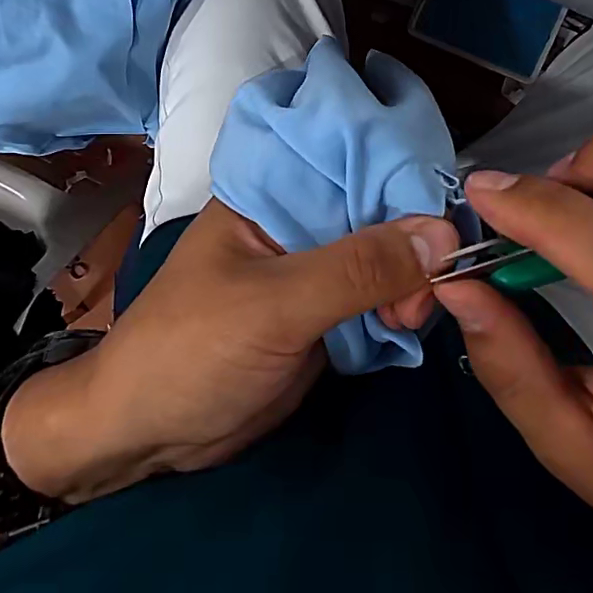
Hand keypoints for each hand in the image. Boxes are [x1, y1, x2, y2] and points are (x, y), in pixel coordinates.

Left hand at [6, 200, 457, 502]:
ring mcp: (309, 267)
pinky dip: (398, 307)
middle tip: (432, 287)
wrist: (146, 433)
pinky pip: (375, 295)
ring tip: (413, 317)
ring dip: (409, 279)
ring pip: (381, 254)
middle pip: (374, 206)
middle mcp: (294, 219)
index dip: (402, 176)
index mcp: (269, 191)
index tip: (446, 216)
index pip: (350, 158)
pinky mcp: (321, 312)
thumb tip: (444, 233)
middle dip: (412, 239)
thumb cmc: (193, 351)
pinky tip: (409, 325)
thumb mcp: (276, 304)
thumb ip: (358, 267)